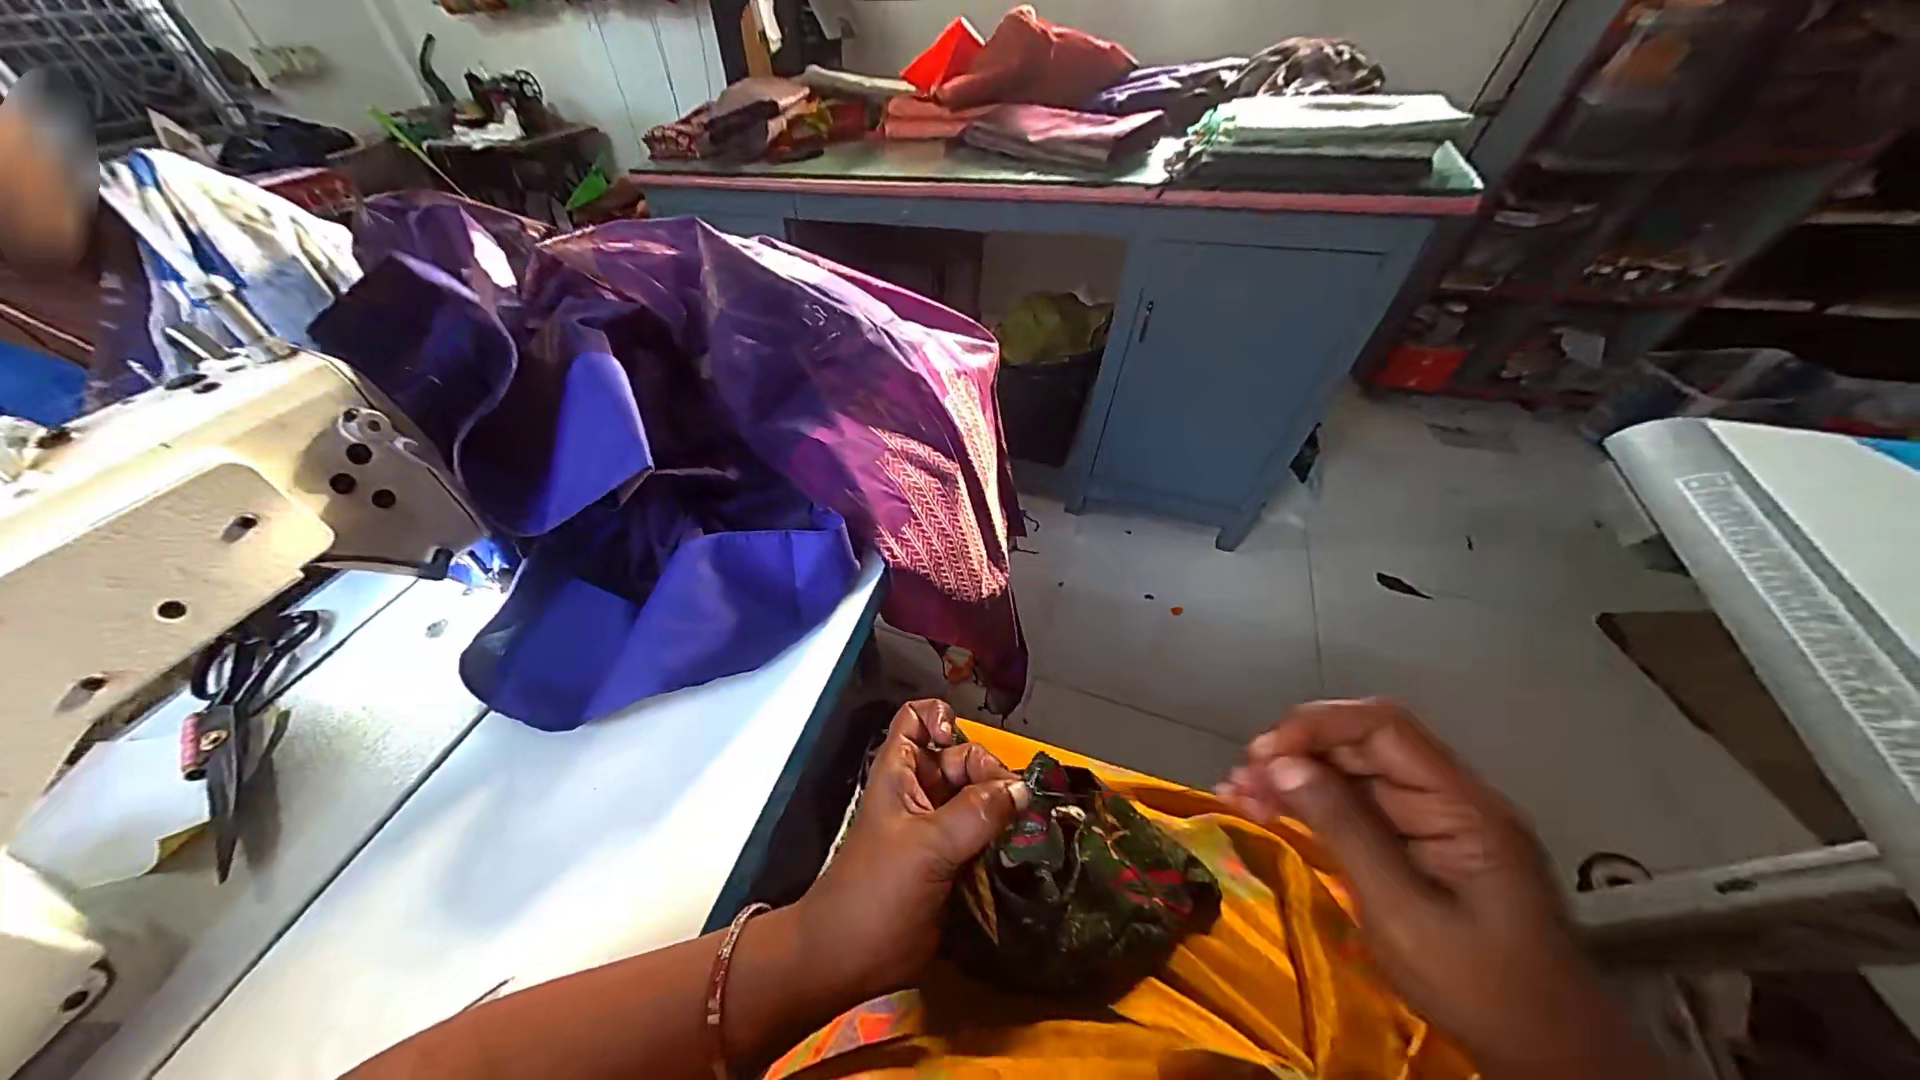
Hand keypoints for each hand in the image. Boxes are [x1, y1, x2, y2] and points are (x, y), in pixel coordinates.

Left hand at [792, 700, 1030, 1001]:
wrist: (850, 957)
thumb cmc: (876, 890)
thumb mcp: (926, 844)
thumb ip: (976, 813)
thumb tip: (1020, 791)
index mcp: (901, 770)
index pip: (920, 718)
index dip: (943, 720)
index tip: (959, 744)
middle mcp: (922, 789)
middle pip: (966, 758)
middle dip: (992, 774)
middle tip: (1015, 806)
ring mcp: (939, 825)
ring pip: (981, 797)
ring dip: (1005, 808)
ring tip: (1028, 828)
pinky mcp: (955, 858)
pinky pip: (987, 833)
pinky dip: (1005, 836)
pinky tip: (1023, 848)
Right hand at [1217, 700, 1662, 1078]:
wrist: (1549, 1058)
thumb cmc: (1480, 989)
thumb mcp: (1402, 913)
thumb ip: (1344, 830)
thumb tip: (1281, 763)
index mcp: (1461, 805)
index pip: (1383, 728)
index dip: (1318, 725)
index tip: (1265, 752)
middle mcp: (1445, 797)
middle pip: (1360, 743)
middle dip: (1296, 751)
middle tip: (1243, 776)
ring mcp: (1428, 818)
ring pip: (1348, 771)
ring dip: (1292, 775)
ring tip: (1239, 791)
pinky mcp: (1410, 840)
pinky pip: (1350, 804)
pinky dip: (1306, 802)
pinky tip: (1264, 807)